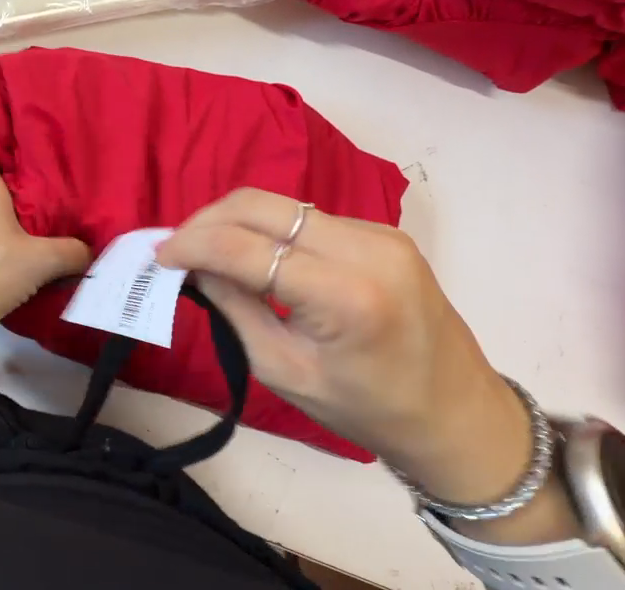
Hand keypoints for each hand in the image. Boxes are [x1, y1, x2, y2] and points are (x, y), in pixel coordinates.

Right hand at [155, 189, 531, 505]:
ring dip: (232, 221)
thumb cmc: (370, 410)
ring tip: (206, 251)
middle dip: (204, 221)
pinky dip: (265, 228)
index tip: (159, 259)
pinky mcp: (381, 233)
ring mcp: (378, 235)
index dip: (189, 245)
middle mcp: (365, 250)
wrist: (465, 421)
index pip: (242, 246)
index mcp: (345, 296)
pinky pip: (302, 217)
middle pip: (258, 205)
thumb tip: (193, 266)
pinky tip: (252, 254)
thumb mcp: (284, 371)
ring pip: (277, 204)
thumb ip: (234, 309)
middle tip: (176, 248)